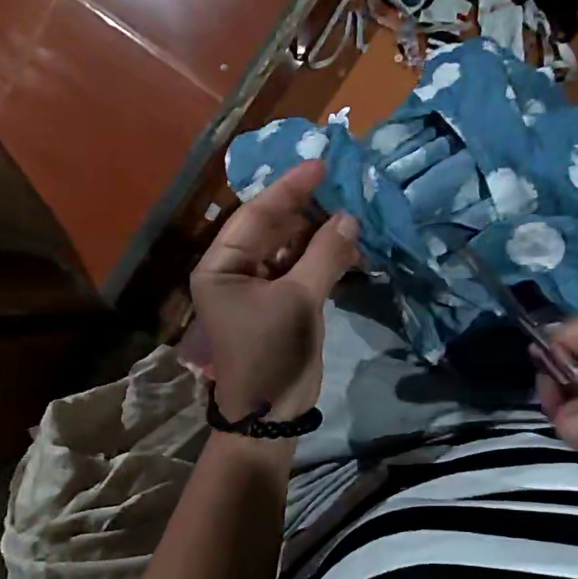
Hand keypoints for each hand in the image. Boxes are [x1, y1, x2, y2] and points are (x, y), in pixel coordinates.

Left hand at [191, 160, 359, 421]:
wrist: (271, 413)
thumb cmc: (272, 354)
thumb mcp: (298, 301)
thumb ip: (324, 256)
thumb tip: (350, 219)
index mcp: (222, 265)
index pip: (256, 215)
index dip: (289, 189)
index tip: (321, 165)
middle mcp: (237, 270)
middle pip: (275, 228)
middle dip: (310, 210)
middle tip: (346, 188)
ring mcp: (262, 287)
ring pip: (293, 248)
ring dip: (323, 234)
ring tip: (355, 216)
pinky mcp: (285, 303)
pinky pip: (305, 270)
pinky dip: (327, 259)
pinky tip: (352, 248)